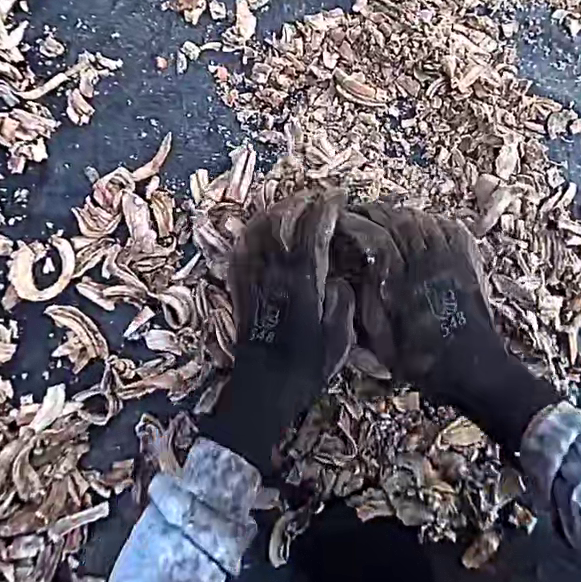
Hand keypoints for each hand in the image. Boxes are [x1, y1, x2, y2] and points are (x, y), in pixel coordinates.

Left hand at [201, 189, 354, 470]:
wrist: (264, 385)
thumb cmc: (307, 365)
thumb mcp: (339, 339)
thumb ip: (341, 303)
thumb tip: (337, 277)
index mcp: (304, 283)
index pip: (313, 233)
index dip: (326, 210)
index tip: (338, 197)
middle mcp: (275, 273)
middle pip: (284, 222)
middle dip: (303, 203)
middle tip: (318, 196)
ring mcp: (253, 275)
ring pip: (260, 229)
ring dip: (278, 210)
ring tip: (294, 204)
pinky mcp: (238, 282)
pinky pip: (242, 246)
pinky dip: (254, 228)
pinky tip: (263, 223)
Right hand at [340, 204, 560, 443]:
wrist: (471, 368)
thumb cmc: (417, 358)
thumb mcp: (377, 335)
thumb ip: (361, 299)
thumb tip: (342, 274)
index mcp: (400, 279)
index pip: (373, 235)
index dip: (352, 223)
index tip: (336, 220)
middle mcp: (425, 260)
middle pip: (395, 219)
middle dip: (371, 212)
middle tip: (354, 213)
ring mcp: (449, 256)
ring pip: (418, 218)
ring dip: (396, 213)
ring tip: (380, 217)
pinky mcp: (466, 258)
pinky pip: (443, 225)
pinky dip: (425, 220)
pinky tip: (414, 225)